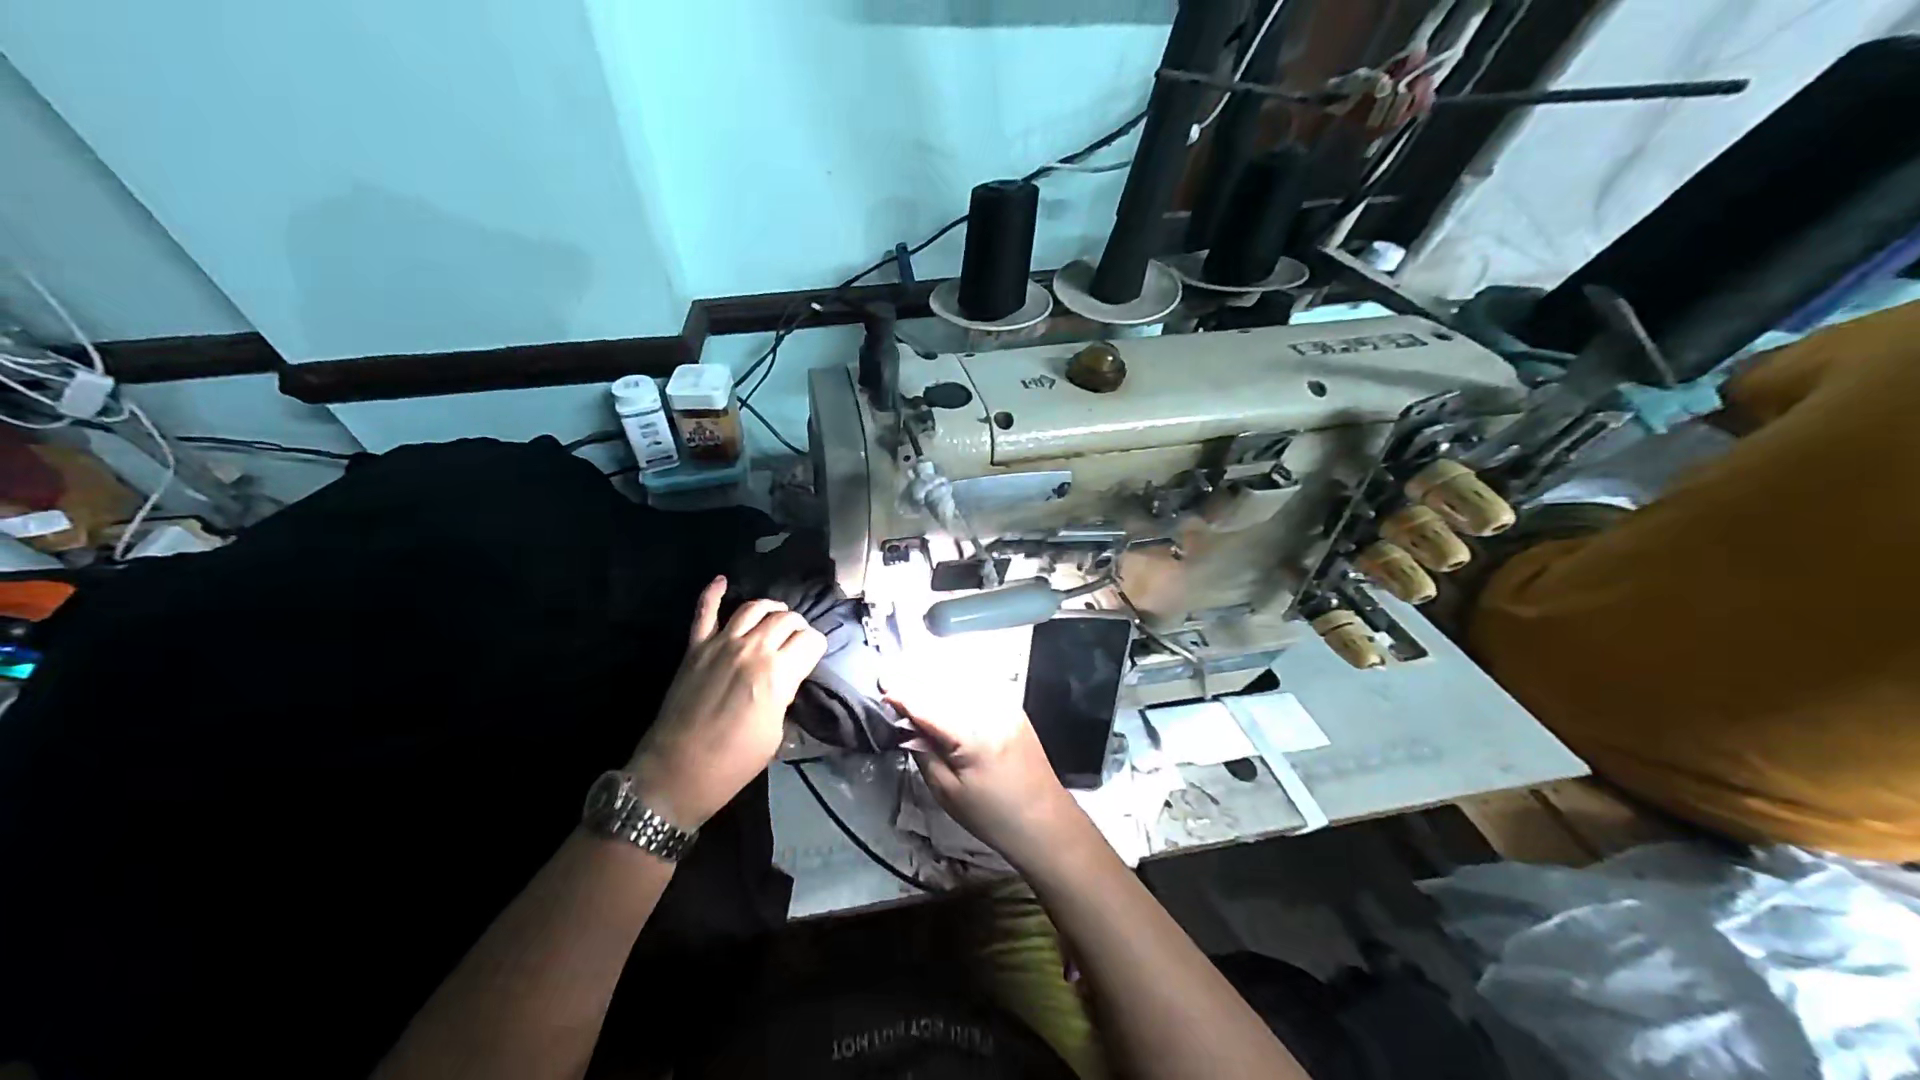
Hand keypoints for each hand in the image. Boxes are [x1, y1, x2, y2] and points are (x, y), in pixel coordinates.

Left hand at [629, 576, 826, 828]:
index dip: (817, 646)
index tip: (814, 656)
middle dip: (798, 627)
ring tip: (776, 616)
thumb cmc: (734, 762)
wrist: (677, 772)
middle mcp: (752, 649)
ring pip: (753, 607)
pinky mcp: (695, 648)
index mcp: (777, 673)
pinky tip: (722, 580)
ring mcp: (720, 644)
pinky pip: (704, 612)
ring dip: (770, 608)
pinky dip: (713, 593)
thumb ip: (784, 696)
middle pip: (786, 619)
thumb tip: (785, 681)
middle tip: (798, 640)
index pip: (810, 641)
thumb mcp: (776, 733)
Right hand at [886, 684, 1092, 871]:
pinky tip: (942, 675)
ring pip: (964, 675)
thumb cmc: (992, 815)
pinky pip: (980, 681)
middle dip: (915, 674)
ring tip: (909, 667)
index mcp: (971, 736)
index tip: (881, 684)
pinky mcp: (1013, 706)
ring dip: (936, 669)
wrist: (1045, 820)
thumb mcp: (947, 792)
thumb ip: (924, 753)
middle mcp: (989, 710)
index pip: (928, 705)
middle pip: (945, 681)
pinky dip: (958, 675)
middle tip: (889, 673)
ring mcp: (1005, 704)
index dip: (902, 693)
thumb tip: (906, 726)